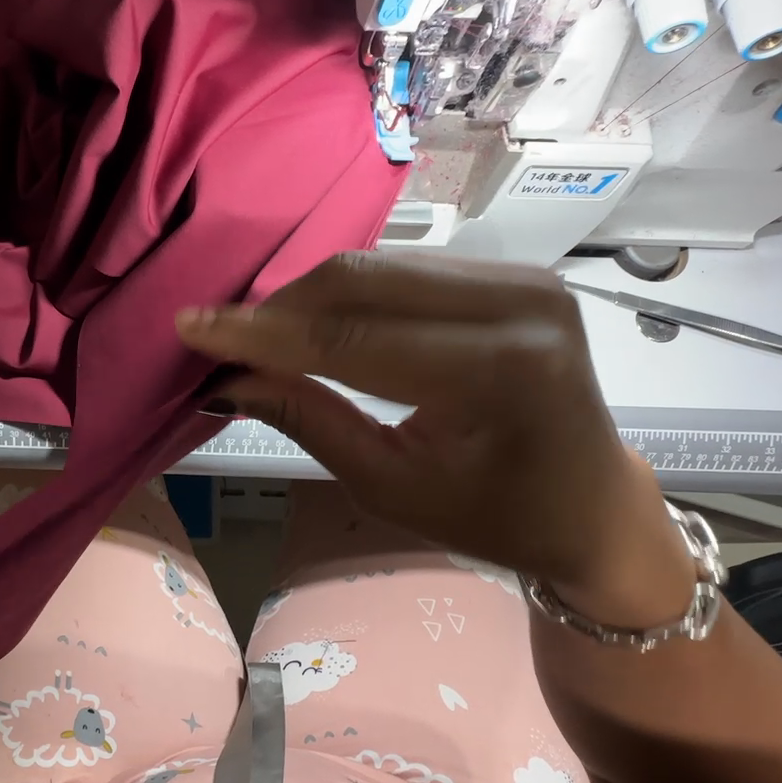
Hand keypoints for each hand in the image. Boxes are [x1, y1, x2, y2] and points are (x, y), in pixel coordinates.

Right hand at [175, 251, 672, 589]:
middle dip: (280, 309)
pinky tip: (316, 324)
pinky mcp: (511, 271)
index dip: (261, 332)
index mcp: (499, 371)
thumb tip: (229, 377)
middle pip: (361, 280)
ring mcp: (522, 276)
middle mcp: (519, 302)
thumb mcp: (390, 485)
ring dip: (308, 300)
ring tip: (263, 338)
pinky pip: (402, 269)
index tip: (191, 326)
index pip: (351, 338)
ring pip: (377, 266)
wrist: (589, 503)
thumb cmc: (493, 516)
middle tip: (222, 339)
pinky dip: (347, 295)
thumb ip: (309, 419)